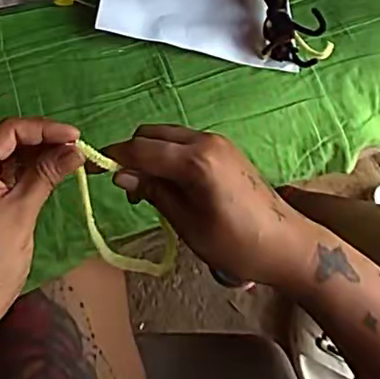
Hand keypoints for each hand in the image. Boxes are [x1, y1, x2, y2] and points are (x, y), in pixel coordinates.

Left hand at [0, 117, 83, 324]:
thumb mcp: (21, 212)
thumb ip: (46, 174)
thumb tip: (76, 149)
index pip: (10, 131)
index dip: (45, 129)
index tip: (76, 136)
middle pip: (8, 141)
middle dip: (43, 141)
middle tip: (77, 149)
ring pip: (8, 157)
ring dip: (38, 156)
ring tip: (70, 159)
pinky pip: (4, 175)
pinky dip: (27, 173)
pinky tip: (51, 173)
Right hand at [100, 125, 316, 286]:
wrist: (288, 244)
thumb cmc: (237, 244)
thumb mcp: (188, 225)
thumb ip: (154, 193)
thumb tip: (122, 175)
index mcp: (196, 160)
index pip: (141, 149)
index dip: (113, 158)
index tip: (92, 170)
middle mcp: (205, 140)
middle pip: (152, 134)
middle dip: (132, 154)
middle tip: (126, 188)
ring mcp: (217, 141)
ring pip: (167, 135)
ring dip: (151, 154)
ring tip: (148, 190)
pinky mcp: (224, 148)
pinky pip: (184, 142)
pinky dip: (168, 154)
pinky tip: (171, 183)